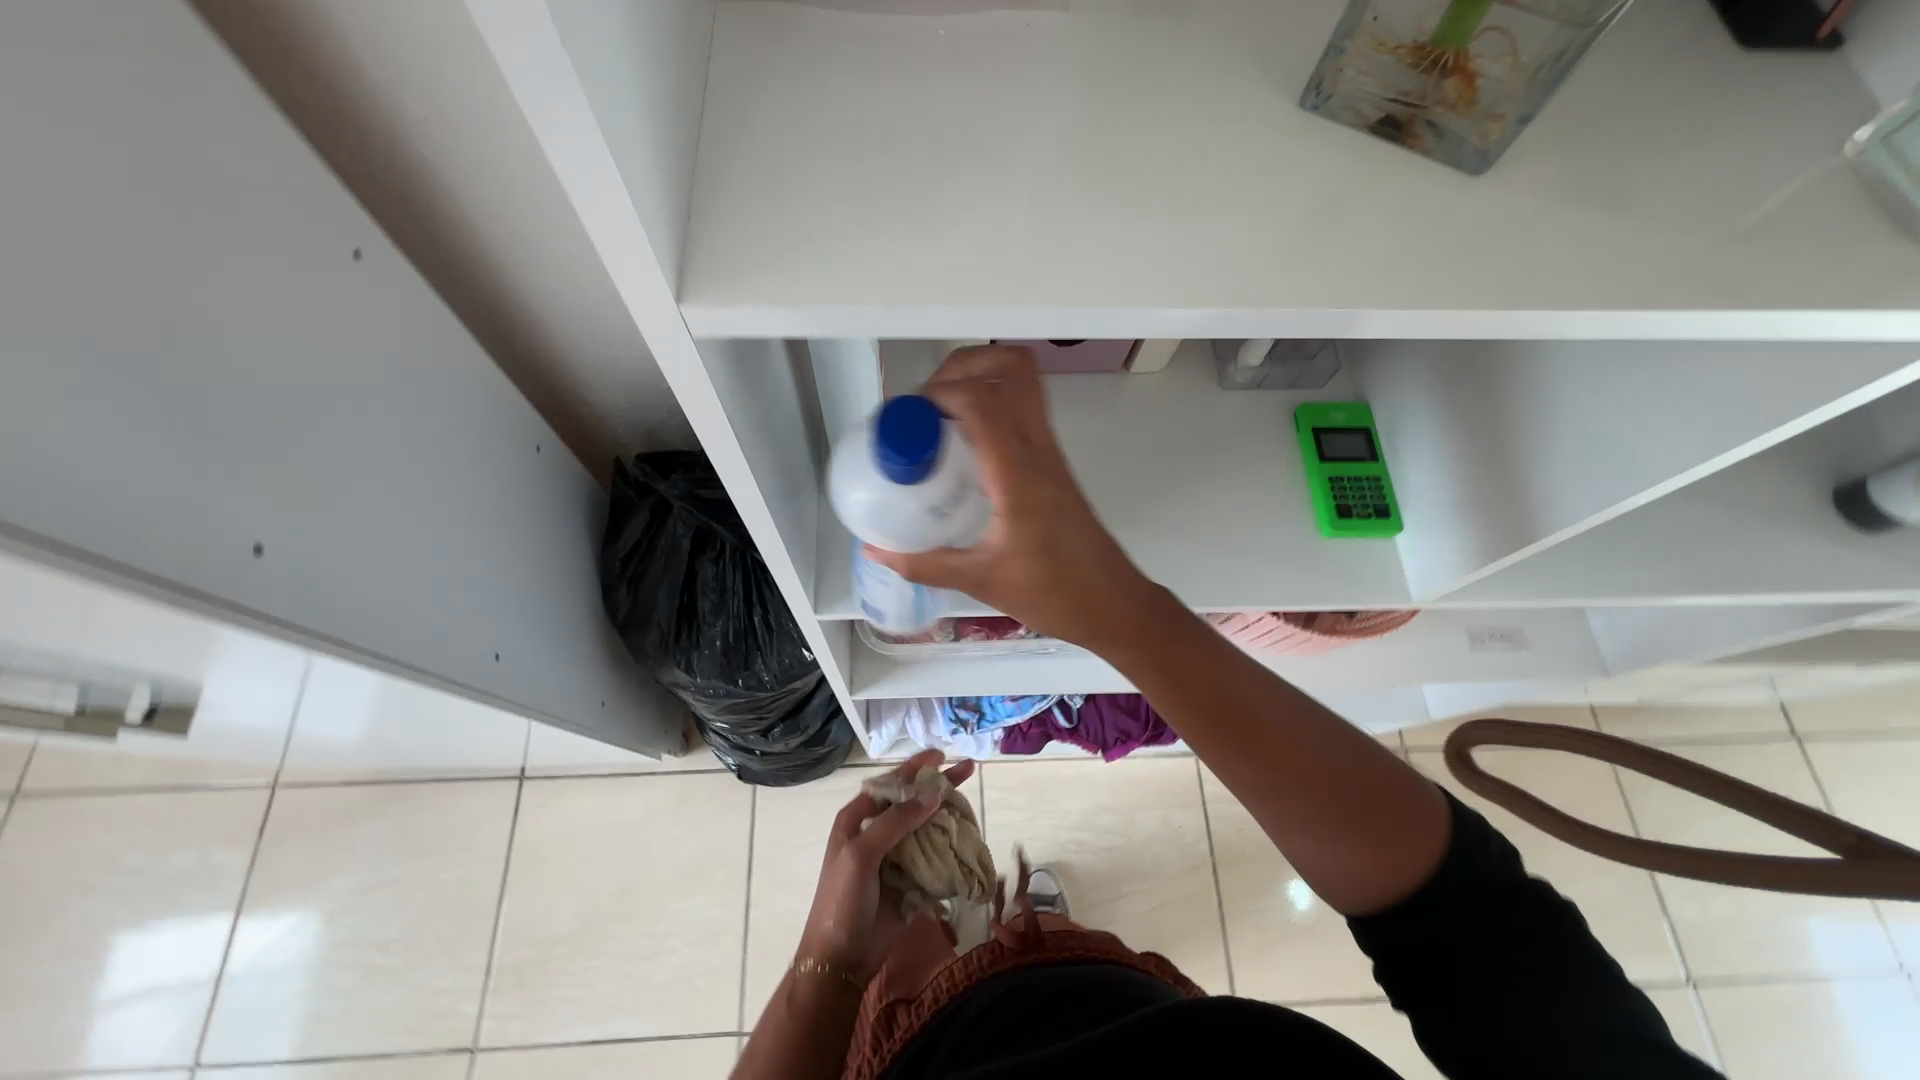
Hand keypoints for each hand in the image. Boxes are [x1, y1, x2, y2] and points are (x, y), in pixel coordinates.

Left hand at [796, 750, 975, 982]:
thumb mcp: (862, 854)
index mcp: (857, 820)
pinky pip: (934, 857)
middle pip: (913, 803)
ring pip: (926, 828)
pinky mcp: (910, 881)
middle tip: (969, 770)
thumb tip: (933, 793)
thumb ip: (897, 822)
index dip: (915, 767)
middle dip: (939, 787)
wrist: (840, 959)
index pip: (890, 784)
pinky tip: (968, 840)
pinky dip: (950, 847)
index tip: (942, 754)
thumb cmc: (842, 900)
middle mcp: (876, 833)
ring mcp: (894, 858)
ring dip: (947, 817)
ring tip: (973, 805)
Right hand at [867, 346, 1160, 650]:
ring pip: (1021, 384)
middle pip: (1012, 366)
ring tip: (937, 420)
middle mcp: (1039, 449)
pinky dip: (989, 412)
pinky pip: (1022, 414)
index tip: (905, 420)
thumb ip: (924, 563)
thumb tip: (876, 551)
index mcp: (1019, 472)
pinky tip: (960, 451)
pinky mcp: (1054, 465)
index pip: (981, 400)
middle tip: (926, 403)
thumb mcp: (981, 580)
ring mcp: (1051, 453)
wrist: (1114, 605)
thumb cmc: (1054, 593)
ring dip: (978, 383)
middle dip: (963, 366)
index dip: (937, 393)